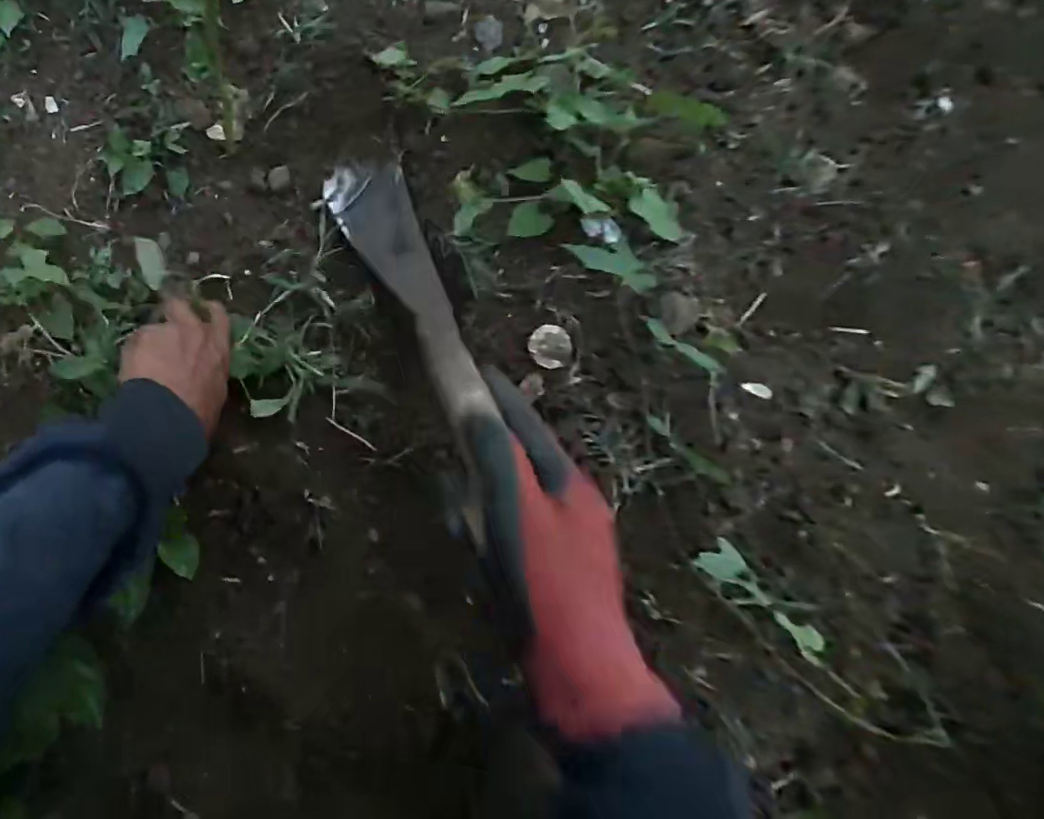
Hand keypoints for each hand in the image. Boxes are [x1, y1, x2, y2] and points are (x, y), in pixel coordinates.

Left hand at [120, 298, 232, 439]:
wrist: (165, 417)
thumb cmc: (198, 414)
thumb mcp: (216, 392)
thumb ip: (210, 372)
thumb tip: (205, 372)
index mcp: (217, 346)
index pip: (219, 316)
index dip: (209, 311)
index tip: (203, 310)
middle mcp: (193, 331)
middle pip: (180, 305)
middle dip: (172, 310)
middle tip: (165, 327)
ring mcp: (165, 331)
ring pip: (153, 327)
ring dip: (149, 340)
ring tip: (140, 361)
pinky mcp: (140, 338)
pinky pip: (134, 341)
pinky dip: (132, 353)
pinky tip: (128, 371)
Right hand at [484, 373, 680, 741]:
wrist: (582, 673)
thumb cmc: (546, 583)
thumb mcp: (516, 510)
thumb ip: (497, 454)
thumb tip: (475, 402)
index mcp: (567, 479)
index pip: (525, 421)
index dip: (498, 394)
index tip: (474, 368)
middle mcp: (573, 500)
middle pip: (524, 454)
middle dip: (493, 439)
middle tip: (461, 425)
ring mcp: (571, 536)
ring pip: (520, 490)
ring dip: (492, 484)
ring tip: (464, 490)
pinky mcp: (559, 567)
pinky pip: (520, 525)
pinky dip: (497, 519)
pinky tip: (481, 540)